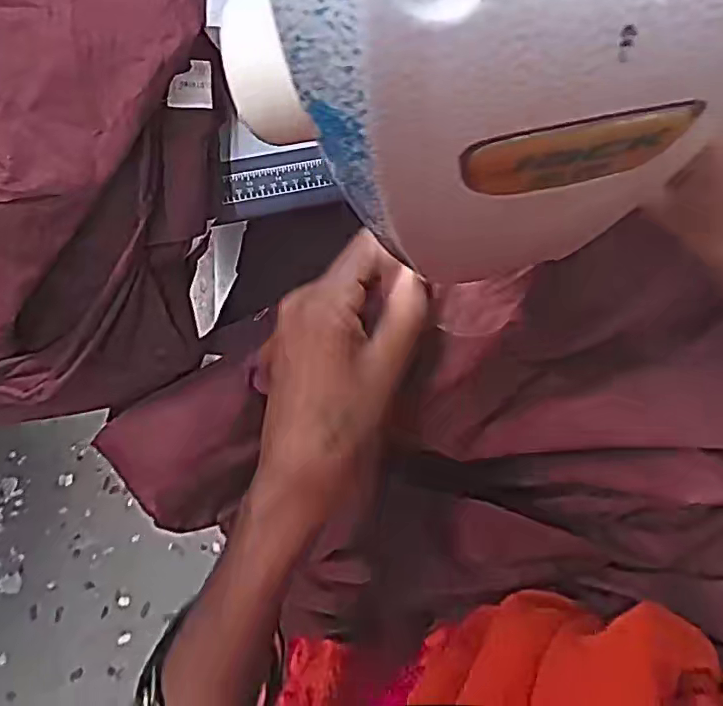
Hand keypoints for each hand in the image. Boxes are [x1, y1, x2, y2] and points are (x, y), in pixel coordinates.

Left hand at [250, 231, 429, 534]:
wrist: (297, 476)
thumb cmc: (341, 426)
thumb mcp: (386, 365)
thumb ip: (407, 308)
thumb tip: (420, 269)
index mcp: (320, 299)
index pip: (367, 245)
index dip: (403, 249)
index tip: (430, 264)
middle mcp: (299, 298)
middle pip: (356, 265)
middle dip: (392, 277)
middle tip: (422, 301)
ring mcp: (291, 316)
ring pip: (346, 286)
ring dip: (376, 298)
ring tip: (400, 326)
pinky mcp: (292, 335)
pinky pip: (332, 306)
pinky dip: (357, 314)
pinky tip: (373, 342)